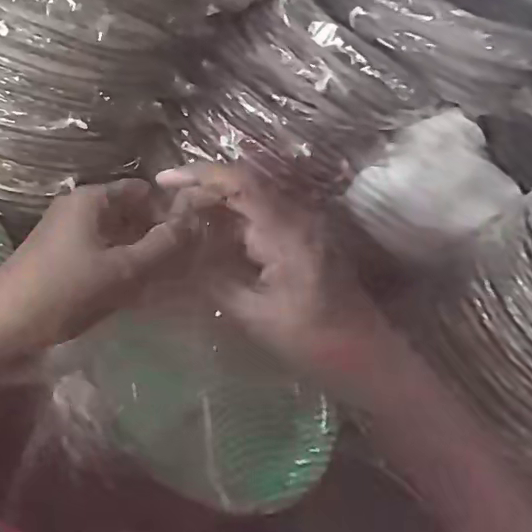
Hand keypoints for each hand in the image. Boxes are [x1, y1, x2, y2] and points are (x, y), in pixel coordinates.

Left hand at [0, 179, 193, 358]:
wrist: (1, 326)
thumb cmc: (64, 291)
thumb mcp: (122, 270)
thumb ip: (162, 245)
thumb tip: (193, 221)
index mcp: (90, 199)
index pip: (142, 190)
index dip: (169, 208)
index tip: (194, 232)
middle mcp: (75, 207)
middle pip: (127, 210)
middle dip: (155, 231)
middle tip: (185, 258)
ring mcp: (63, 232)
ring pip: (113, 233)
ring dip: (137, 250)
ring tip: (165, 274)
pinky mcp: (57, 256)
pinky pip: (98, 250)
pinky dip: (118, 262)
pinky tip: (133, 286)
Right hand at [155, 163, 389, 382]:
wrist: (368, 358)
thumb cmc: (313, 341)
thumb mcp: (254, 315)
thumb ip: (215, 278)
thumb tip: (180, 253)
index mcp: (287, 230)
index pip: (239, 183)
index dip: (199, 174)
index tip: (163, 178)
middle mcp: (297, 216)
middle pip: (243, 184)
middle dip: (201, 187)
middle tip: (164, 203)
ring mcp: (303, 224)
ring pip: (251, 198)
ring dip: (215, 201)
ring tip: (177, 215)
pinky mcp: (303, 237)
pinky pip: (261, 215)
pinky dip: (231, 218)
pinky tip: (208, 233)